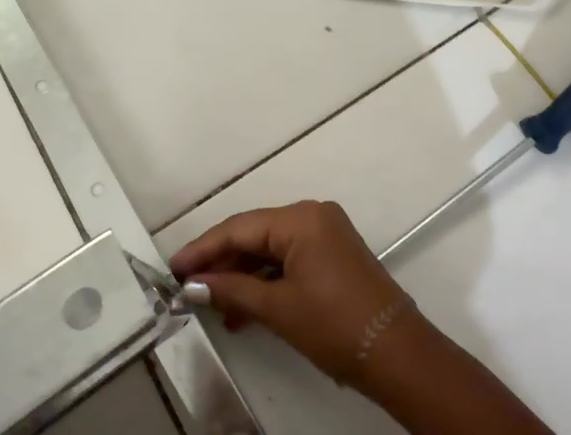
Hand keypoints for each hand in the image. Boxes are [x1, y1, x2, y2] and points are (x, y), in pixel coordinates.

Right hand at [168, 200, 415, 387]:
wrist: (397, 355)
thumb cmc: (334, 325)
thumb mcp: (277, 309)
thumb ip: (231, 290)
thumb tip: (194, 285)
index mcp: (301, 219)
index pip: (239, 228)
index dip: (203, 249)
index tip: (173, 268)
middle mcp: (313, 216)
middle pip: (254, 235)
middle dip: (221, 263)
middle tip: (188, 285)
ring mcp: (326, 235)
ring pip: (270, 250)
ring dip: (242, 276)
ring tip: (212, 304)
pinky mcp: (333, 256)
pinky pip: (288, 260)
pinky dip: (265, 281)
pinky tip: (242, 308)